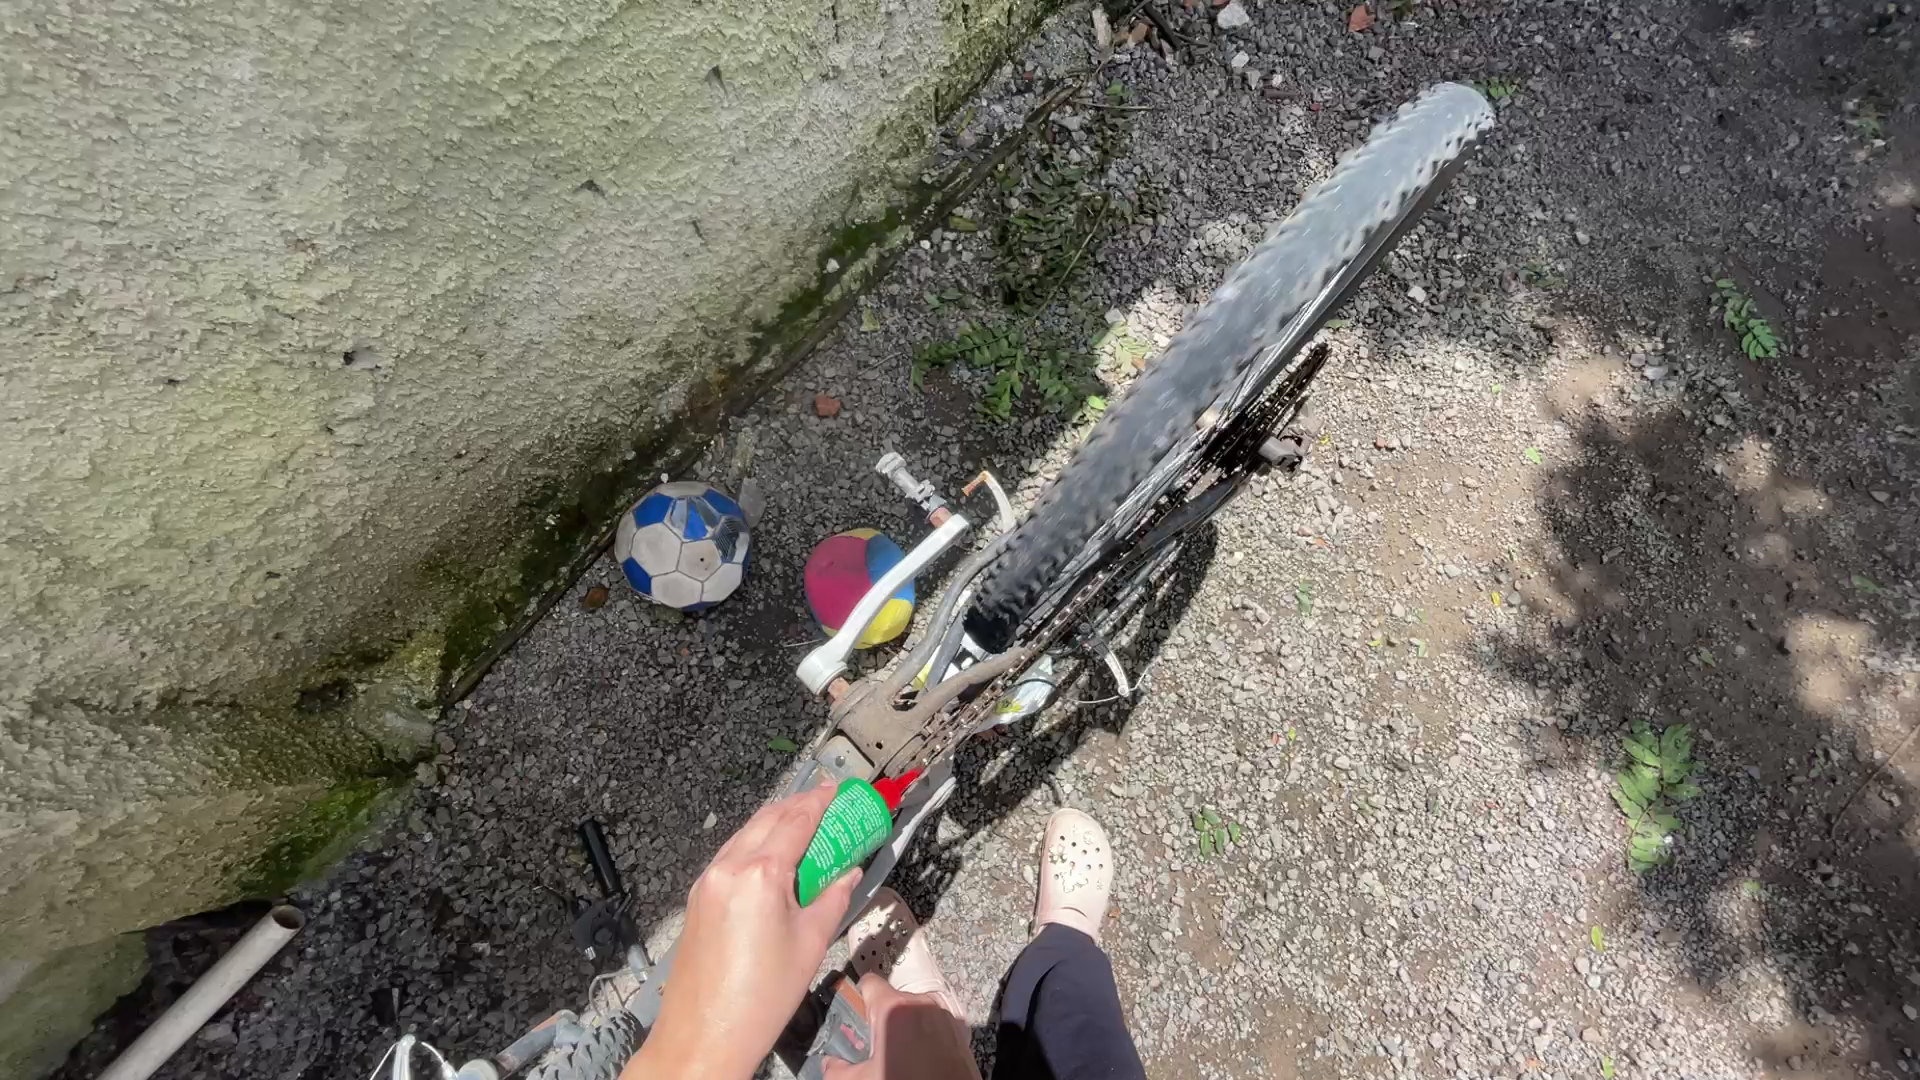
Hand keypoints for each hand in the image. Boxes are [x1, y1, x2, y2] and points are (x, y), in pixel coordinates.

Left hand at [624, 782, 861, 1079]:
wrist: (700, 1041)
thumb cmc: (759, 999)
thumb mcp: (811, 945)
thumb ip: (834, 898)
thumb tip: (850, 874)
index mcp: (760, 874)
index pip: (796, 821)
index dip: (819, 800)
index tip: (835, 788)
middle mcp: (729, 868)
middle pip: (768, 817)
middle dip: (798, 803)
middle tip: (825, 800)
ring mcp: (708, 881)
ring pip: (746, 831)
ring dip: (775, 819)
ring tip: (802, 820)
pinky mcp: (697, 897)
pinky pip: (731, 852)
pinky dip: (755, 841)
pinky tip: (771, 852)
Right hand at [821, 975, 980, 1079]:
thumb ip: (837, 1070)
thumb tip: (829, 1064)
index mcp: (893, 1008)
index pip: (868, 983)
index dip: (857, 999)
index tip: (853, 1017)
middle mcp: (919, 1001)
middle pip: (890, 1000)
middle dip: (881, 1021)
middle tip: (875, 1048)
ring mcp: (941, 1012)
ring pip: (913, 1010)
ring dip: (904, 1027)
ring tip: (901, 1056)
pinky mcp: (957, 1026)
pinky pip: (933, 1021)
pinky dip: (925, 1034)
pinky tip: (921, 1059)